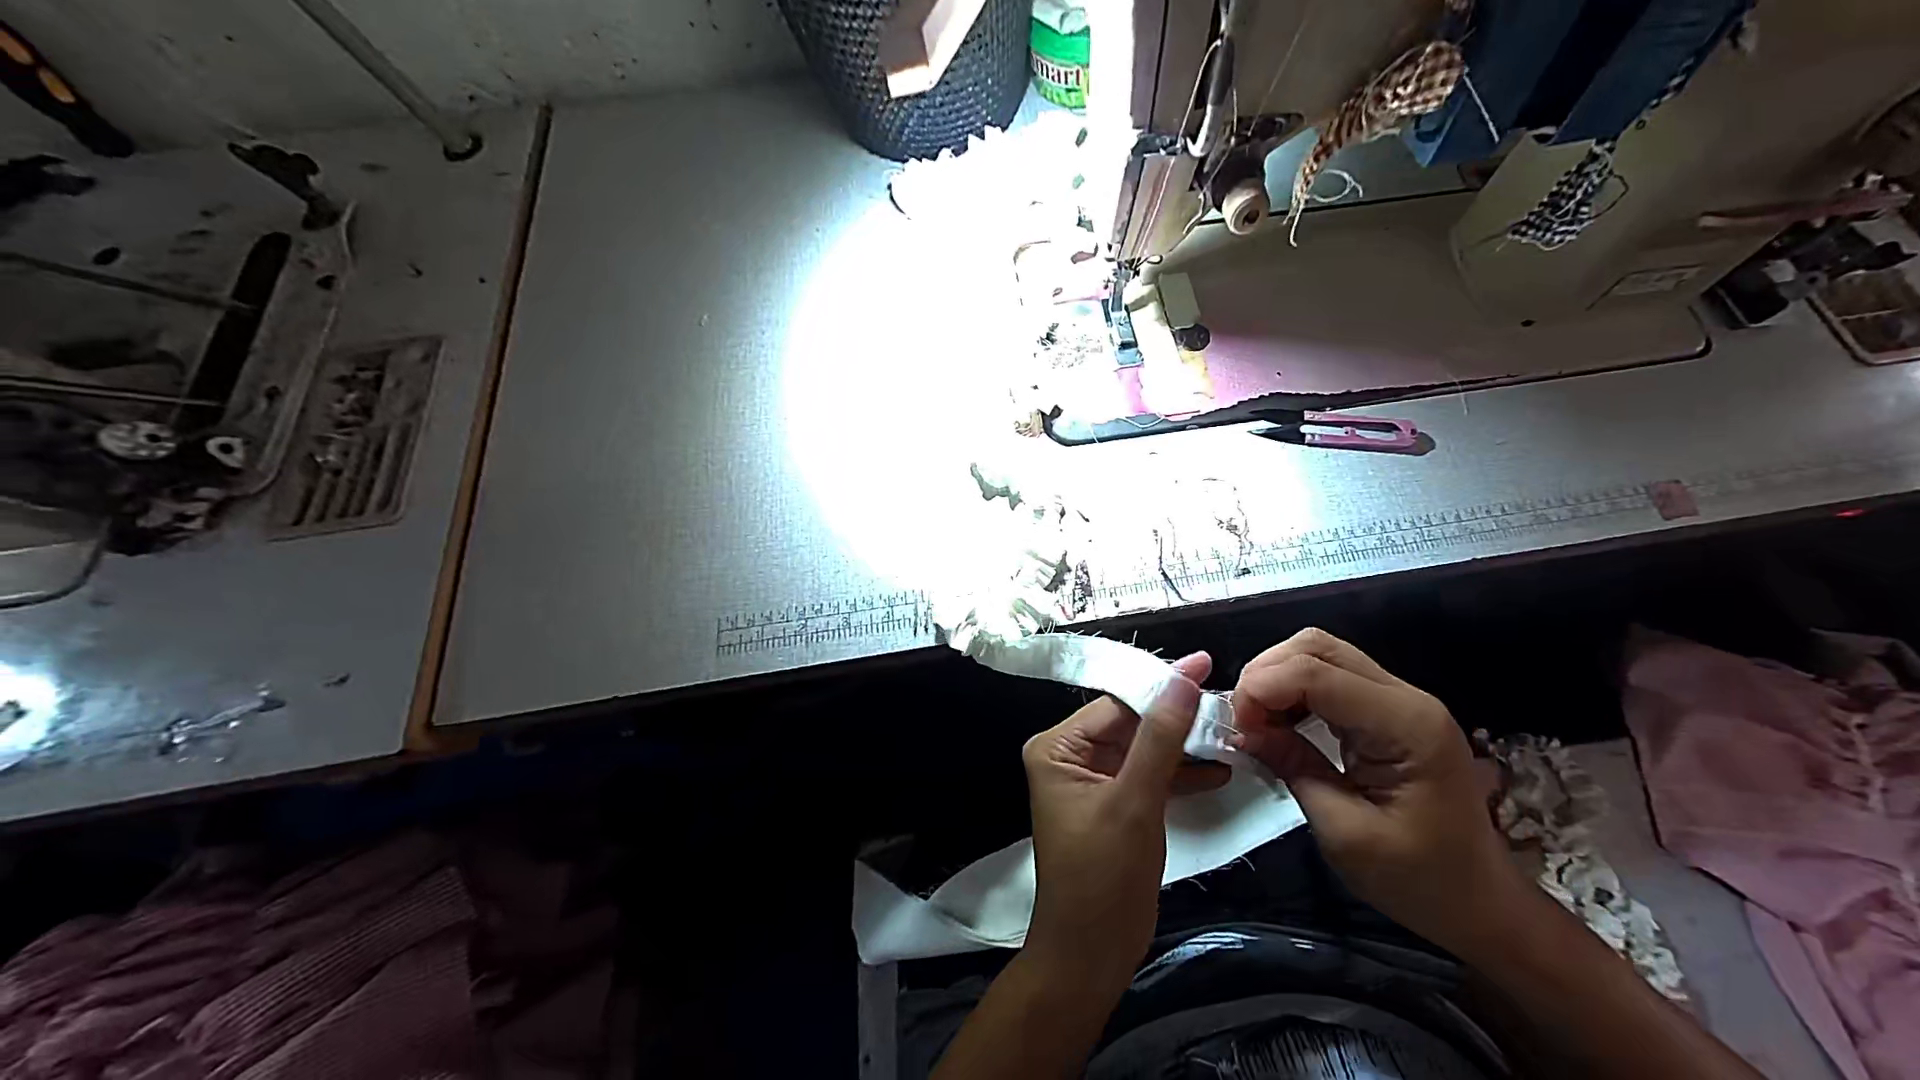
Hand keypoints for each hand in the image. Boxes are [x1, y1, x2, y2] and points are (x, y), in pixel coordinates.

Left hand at [1021, 652, 1224, 990]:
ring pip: (1144, 749)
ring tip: (1232, 734)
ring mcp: (1092, 781)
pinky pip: (1148, 777)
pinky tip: (1218, 769)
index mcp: (1056, 747)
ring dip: (1183, 746)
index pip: (1116, 704)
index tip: (1208, 667)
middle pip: (1130, 723)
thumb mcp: (1134, 801)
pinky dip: (1179, 774)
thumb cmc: (1103, 876)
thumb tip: (1184, 676)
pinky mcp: (1114, 805)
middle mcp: (1068, 756)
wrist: (1091, 954)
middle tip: (1230, 704)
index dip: (1162, 688)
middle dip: (1177, 718)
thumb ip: (1161, 737)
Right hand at [1231, 629, 1524, 954]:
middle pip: (1315, 647)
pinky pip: (1328, 674)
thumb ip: (1292, 767)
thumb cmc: (1420, 879)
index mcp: (1405, 725)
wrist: (1482, 904)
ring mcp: (1399, 699)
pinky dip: (1291, 689)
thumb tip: (1242, 730)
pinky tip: (1280, 721)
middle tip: (1243, 722)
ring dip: (1275, 678)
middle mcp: (1405, 697)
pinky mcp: (1388, 709)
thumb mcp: (1344, 833)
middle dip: (1264, 675)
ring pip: (1318, 652)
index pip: (1313, 673)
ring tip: (1257, 722)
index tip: (1238, 732)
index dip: (1260, 691)